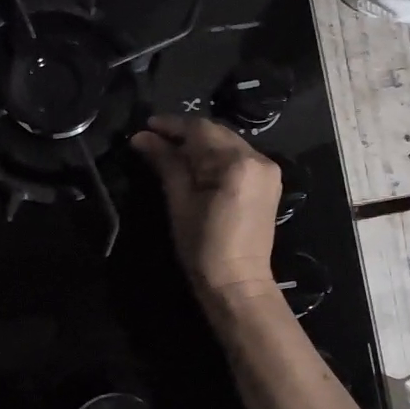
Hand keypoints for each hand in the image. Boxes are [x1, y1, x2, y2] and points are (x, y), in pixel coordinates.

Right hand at [130, 115, 279, 295]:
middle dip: (185, 134)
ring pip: (227, 145)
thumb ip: (165, 163)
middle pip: (217, 134)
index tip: (146, 126)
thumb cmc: (203, 247)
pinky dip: (215, 158)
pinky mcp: (268, 184)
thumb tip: (142, 138)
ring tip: (170, 151)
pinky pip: (238, 159)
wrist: (237, 283)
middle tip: (154, 138)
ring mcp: (267, 171)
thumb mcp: (179, 202)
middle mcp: (258, 159)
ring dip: (199, 145)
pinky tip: (195, 166)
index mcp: (238, 163)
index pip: (200, 130)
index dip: (171, 125)